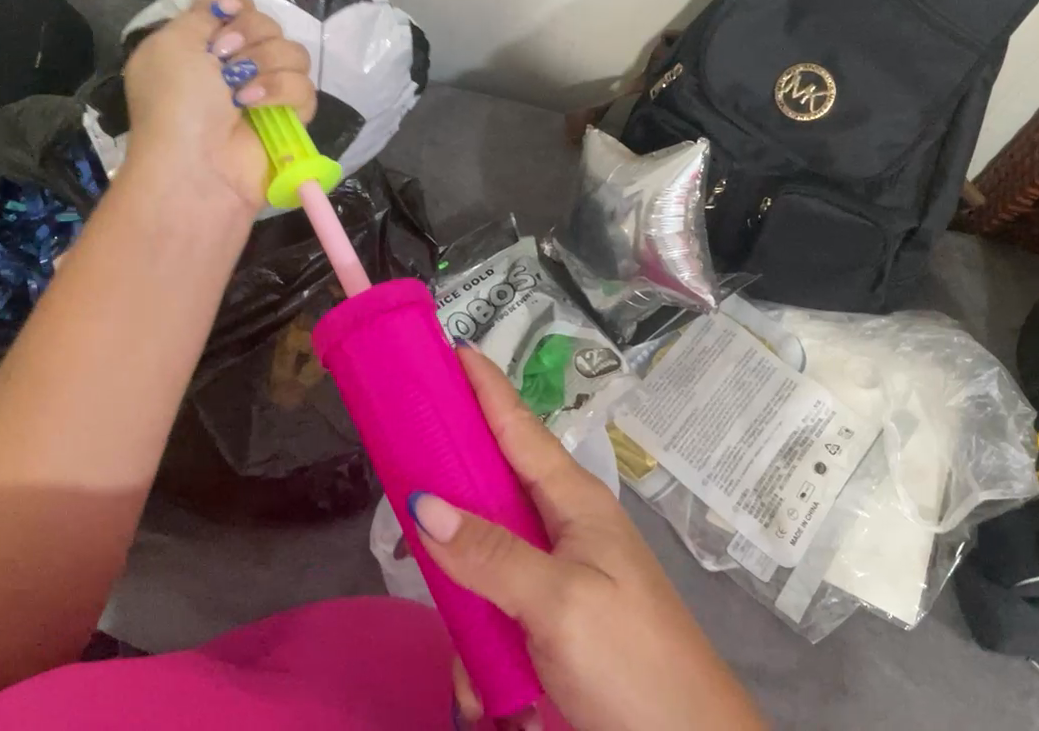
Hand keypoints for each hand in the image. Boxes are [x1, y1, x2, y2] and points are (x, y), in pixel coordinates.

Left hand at [122, 0, 316, 211]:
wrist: (196, 162)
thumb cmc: (175, 102)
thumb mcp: (173, 44)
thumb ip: (201, 12)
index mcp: (203, 45)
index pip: (241, 7)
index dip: (239, 6)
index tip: (226, 13)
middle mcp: (237, 64)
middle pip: (270, 24)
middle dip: (250, 37)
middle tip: (225, 60)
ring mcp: (267, 91)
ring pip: (294, 52)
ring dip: (265, 65)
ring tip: (240, 92)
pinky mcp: (291, 116)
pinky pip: (305, 86)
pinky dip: (280, 92)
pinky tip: (254, 105)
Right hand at [411, 348, 766, 730]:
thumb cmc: (632, 658)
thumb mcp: (559, 602)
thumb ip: (490, 554)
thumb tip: (423, 502)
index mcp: (574, 502)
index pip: (519, 428)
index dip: (486, 387)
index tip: (452, 348)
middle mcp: (563, 528)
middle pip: (490, 489)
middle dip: (449, 503)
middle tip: (406, 504)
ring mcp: (556, 576)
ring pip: (483, 562)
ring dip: (466, 608)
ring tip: (472, 656)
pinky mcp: (548, 621)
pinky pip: (494, 615)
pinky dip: (483, 651)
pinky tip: (489, 690)